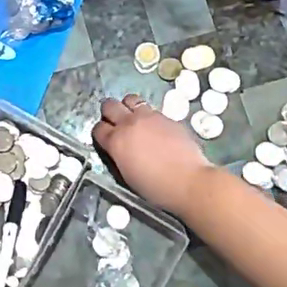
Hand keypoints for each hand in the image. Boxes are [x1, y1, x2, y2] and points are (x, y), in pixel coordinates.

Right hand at [92, 96, 214, 212]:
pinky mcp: (166, 116)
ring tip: (135, 118)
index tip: (105, 138)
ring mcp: (149, 117)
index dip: (100, 133)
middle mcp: (129, 123)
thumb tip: (119, 149)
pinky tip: (156, 128)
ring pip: (130, 99)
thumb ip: (119, 155)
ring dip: (129, 107)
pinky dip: (149, 116)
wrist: (188, 180)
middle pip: (110, 105)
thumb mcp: (127, 175)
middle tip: (116, 122)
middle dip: (109, 112)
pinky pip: (152, 109)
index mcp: (116, 141)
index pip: (98, 128)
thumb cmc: (155, 187)